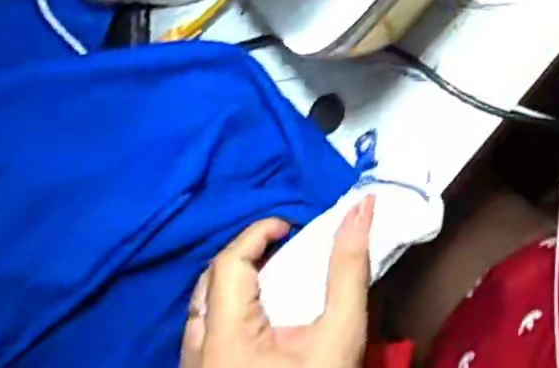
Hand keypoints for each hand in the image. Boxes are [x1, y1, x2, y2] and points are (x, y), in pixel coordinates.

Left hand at [182, 198, 374, 367]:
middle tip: (285, 244)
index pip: (227, 264)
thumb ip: (349, 265)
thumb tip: (362, 206)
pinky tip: (264, 316)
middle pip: (207, 284)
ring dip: (236, 281)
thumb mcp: (342, 331)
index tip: (293, 224)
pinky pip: (203, 335)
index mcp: (224, 343)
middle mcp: (196, 359)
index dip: (258, 232)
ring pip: (200, 311)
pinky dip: (231, 308)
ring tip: (276, 274)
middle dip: (246, 253)